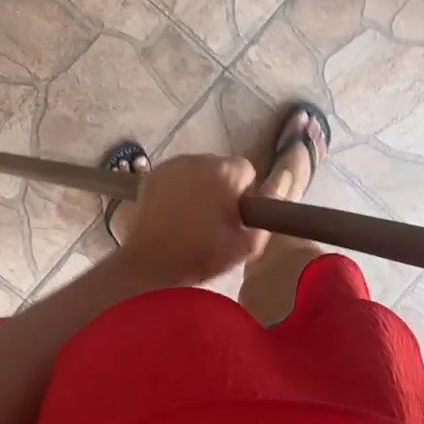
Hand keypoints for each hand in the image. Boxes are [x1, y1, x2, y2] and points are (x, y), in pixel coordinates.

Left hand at [115, 154, 264, 287]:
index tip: (234, 214)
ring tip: (190, 216)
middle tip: (212, 218)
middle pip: (220, 167)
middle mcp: (199, 160)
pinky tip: (172, 211)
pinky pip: (174, 176)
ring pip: (196, 170)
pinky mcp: (151, 174)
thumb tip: (273, 193)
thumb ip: (265, 218)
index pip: (246, 170)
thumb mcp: (245, 246)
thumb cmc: (201, 255)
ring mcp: (172, 165)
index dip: (243, 193)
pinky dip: (176, 187)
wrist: (150, 263)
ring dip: (198, 185)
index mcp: (226, 172)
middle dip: (220, 186)